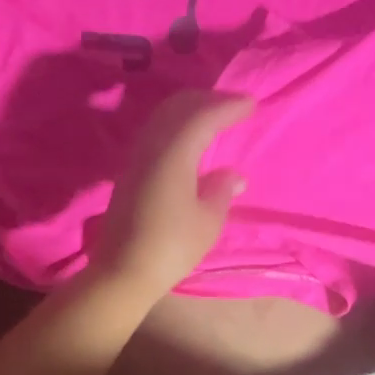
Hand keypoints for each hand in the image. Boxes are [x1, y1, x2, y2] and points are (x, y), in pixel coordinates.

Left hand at [91, 90, 253, 296]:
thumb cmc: (171, 249)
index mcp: (174, 151)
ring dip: (189, 112)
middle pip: (179, 107)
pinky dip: (176, 128)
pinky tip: (187, 144)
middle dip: (207, 101)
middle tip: (232, 106)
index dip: (228, 106)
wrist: (122, 274)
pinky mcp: (129, 175)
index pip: (204, 115)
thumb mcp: (207, 222)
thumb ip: (221, 191)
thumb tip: (232, 175)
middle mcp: (152, 145)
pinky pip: (155, 135)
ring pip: (163, 118)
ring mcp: (136, 159)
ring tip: (212, 120)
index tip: (251, 104)